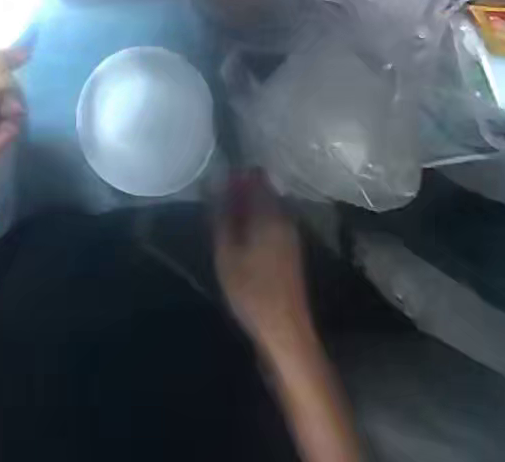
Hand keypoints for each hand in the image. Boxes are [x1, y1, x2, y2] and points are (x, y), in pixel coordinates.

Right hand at [211, 170, 312, 351]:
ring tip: (220, 211)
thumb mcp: (225, 251)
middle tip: (214, 195)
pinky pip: (270, 222)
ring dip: (246, 205)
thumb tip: (214, 185)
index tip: (216, 175)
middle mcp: (285, 221)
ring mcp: (290, 237)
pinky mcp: (289, 252)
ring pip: (267, 207)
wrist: (285, 332)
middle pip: (264, 191)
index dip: (237, 173)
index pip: (257, 178)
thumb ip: (221, 215)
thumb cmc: (251, 289)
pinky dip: (253, 220)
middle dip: (240, 188)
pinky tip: (236, 231)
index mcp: (271, 216)